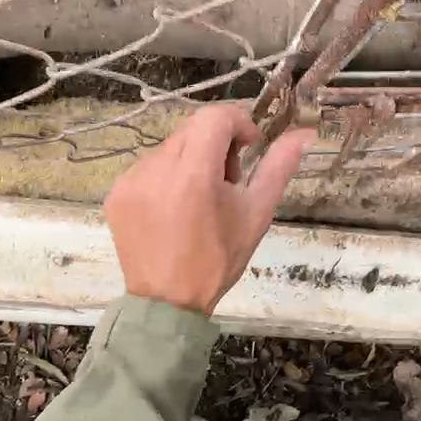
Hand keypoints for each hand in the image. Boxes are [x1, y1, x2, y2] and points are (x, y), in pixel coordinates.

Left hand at [104, 105, 312, 315]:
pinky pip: (146, 168)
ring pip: (169, 148)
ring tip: (198, 202)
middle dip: (215, 145)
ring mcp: (131, 180)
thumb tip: (304, 135)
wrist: (167, 303)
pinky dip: (164, 178)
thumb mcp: (255, 214)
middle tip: (226, 182)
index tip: (248, 147)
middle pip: (192, 130)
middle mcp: (156, 169)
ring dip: (189, 161)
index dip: (238, 123)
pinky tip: (173, 210)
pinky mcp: (116, 193)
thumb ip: (278, 168)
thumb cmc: (218, 261)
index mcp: (193, 174)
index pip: (215, 117)